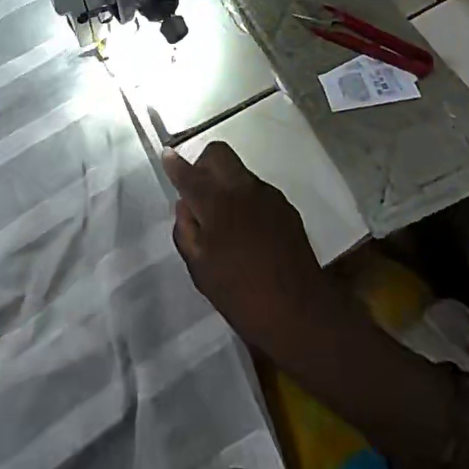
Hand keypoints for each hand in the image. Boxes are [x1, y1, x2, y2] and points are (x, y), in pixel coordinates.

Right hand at [162, 142, 342, 358]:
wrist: (301, 314)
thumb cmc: (240, 294)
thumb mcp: (199, 267)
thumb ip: (185, 229)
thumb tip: (186, 206)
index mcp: (216, 202)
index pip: (188, 172)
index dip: (174, 163)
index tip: (167, 157)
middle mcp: (242, 189)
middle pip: (218, 154)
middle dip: (203, 165)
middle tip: (198, 195)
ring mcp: (268, 196)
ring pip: (239, 172)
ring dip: (226, 184)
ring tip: (226, 221)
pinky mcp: (286, 208)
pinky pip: (257, 191)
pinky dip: (246, 200)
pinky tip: (249, 232)